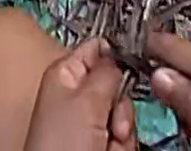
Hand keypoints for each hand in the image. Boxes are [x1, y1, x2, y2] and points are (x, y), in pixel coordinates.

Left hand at [23, 39, 137, 150]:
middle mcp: (77, 98)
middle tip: (113, 125)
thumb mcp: (86, 100)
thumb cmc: (61, 147)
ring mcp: (87, 127)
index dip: (115, 57)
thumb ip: (106, 71)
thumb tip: (119, 55)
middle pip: (116, 88)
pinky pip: (122, 143)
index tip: (128, 69)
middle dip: (121, 109)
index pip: (97, 49)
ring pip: (123, 118)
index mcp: (65, 75)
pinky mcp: (98, 149)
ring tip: (107, 147)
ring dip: (122, 135)